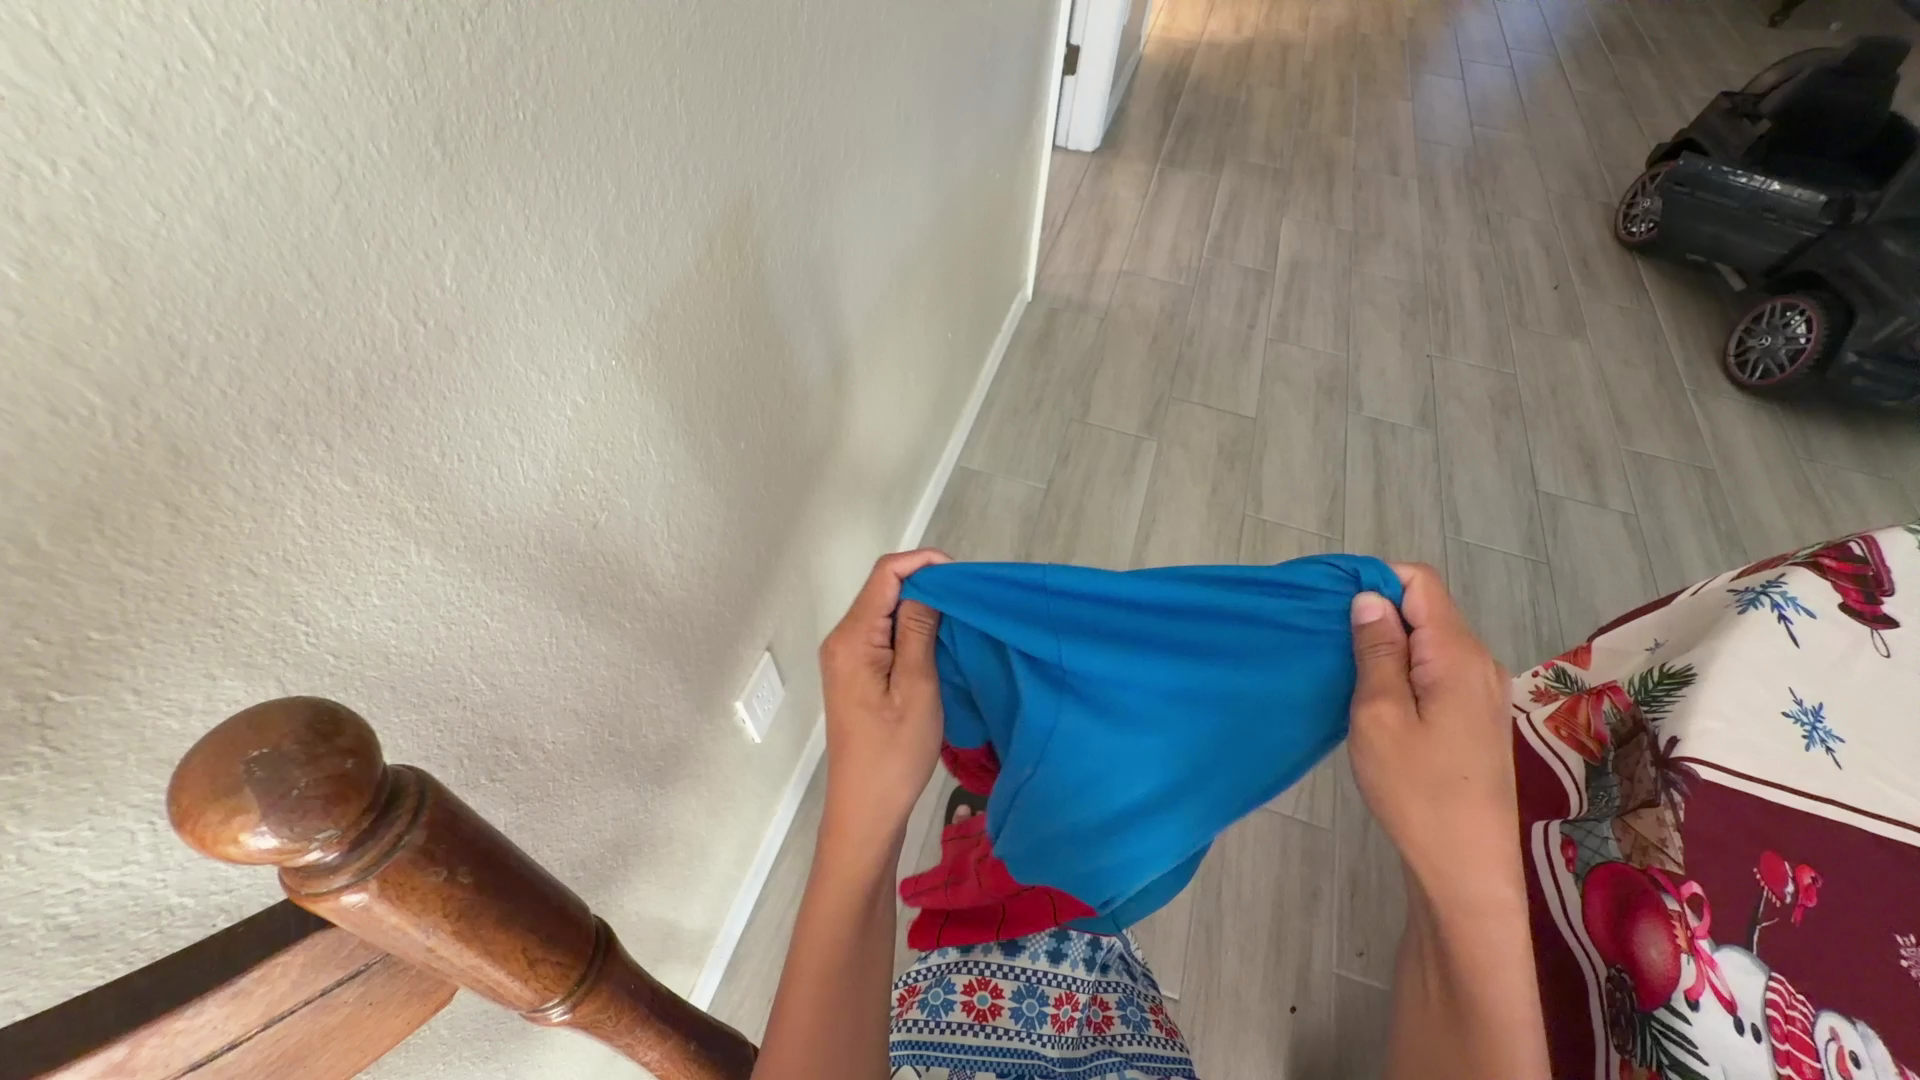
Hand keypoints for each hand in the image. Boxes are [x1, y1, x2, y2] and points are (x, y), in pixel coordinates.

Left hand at [818, 549, 951, 843]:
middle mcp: (842, 639)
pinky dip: (912, 630)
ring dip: (921, 608)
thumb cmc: (894, 754)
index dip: (923, 562)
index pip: (885, 575)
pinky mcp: (856, 673)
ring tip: (961, 618)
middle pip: (883, 589)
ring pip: (886, 611)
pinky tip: (940, 641)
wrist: (866, 809)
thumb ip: (920, 630)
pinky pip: (884, 634)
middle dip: (926, 584)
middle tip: (969, 599)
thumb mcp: (917, 688)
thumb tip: (928, 586)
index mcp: (852, 638)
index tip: (962, 576)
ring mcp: (847, 657)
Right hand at [1347, 563, 1523, 916]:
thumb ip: (1377, 650)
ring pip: (1428, 641)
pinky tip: (1373, 695)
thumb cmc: (1415, 788)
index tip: (1330, 602)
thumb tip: (1369, 598)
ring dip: (1386, 643)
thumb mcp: (1379, 714)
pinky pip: (1434, 670)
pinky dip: (1401, 668)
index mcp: (1457, 654)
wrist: (1465, 867)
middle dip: (1375, 611)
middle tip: (1326, 639)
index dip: (1374, 579)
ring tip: (1342, 667)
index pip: (1420, 581)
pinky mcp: (1474, 717)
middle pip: (1426, 609)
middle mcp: (1479, 663)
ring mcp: (1481, 691)